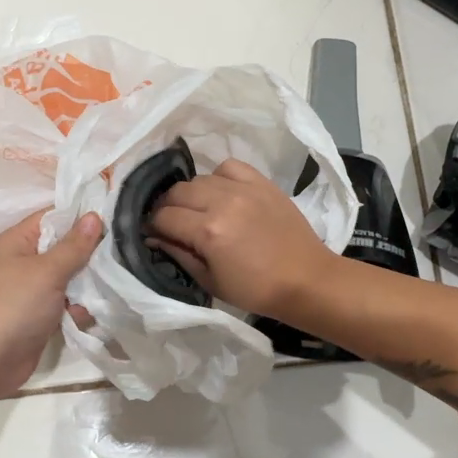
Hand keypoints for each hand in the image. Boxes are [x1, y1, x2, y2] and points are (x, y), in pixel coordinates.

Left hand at [0, 209, 102, 399]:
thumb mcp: (46, 271)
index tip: (115, 216)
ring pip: (68, 278)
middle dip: (89, 254)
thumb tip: (93, 215)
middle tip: (120, 256)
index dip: (81, 215)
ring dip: (86, 286)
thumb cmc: (13, 306)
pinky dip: (76, 309)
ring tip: (103, 291)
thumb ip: (73, 245)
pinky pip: (65, 304)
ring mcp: (30, 291)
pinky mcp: (38, 316)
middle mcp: (22, 262)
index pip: (52, 216)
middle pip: (63, 248)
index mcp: (16, 241)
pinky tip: (85, 317)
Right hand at [148, 159, 339, 317]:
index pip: (163, 217)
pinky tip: (221, 193)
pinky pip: (229, 166)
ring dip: (191, 194)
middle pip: (176, 192)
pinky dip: (218, 177)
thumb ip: (179, 254)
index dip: (152, 226)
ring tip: (197, 210)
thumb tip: (154, 238)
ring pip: (199, 178)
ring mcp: (244, 188)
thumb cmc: (255, 290)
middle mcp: (222, 202)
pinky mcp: (262, 182)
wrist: (306, 279)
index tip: (153, 235)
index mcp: (208, 231)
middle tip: (171, 223)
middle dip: (167, 208)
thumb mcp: (210, 281)